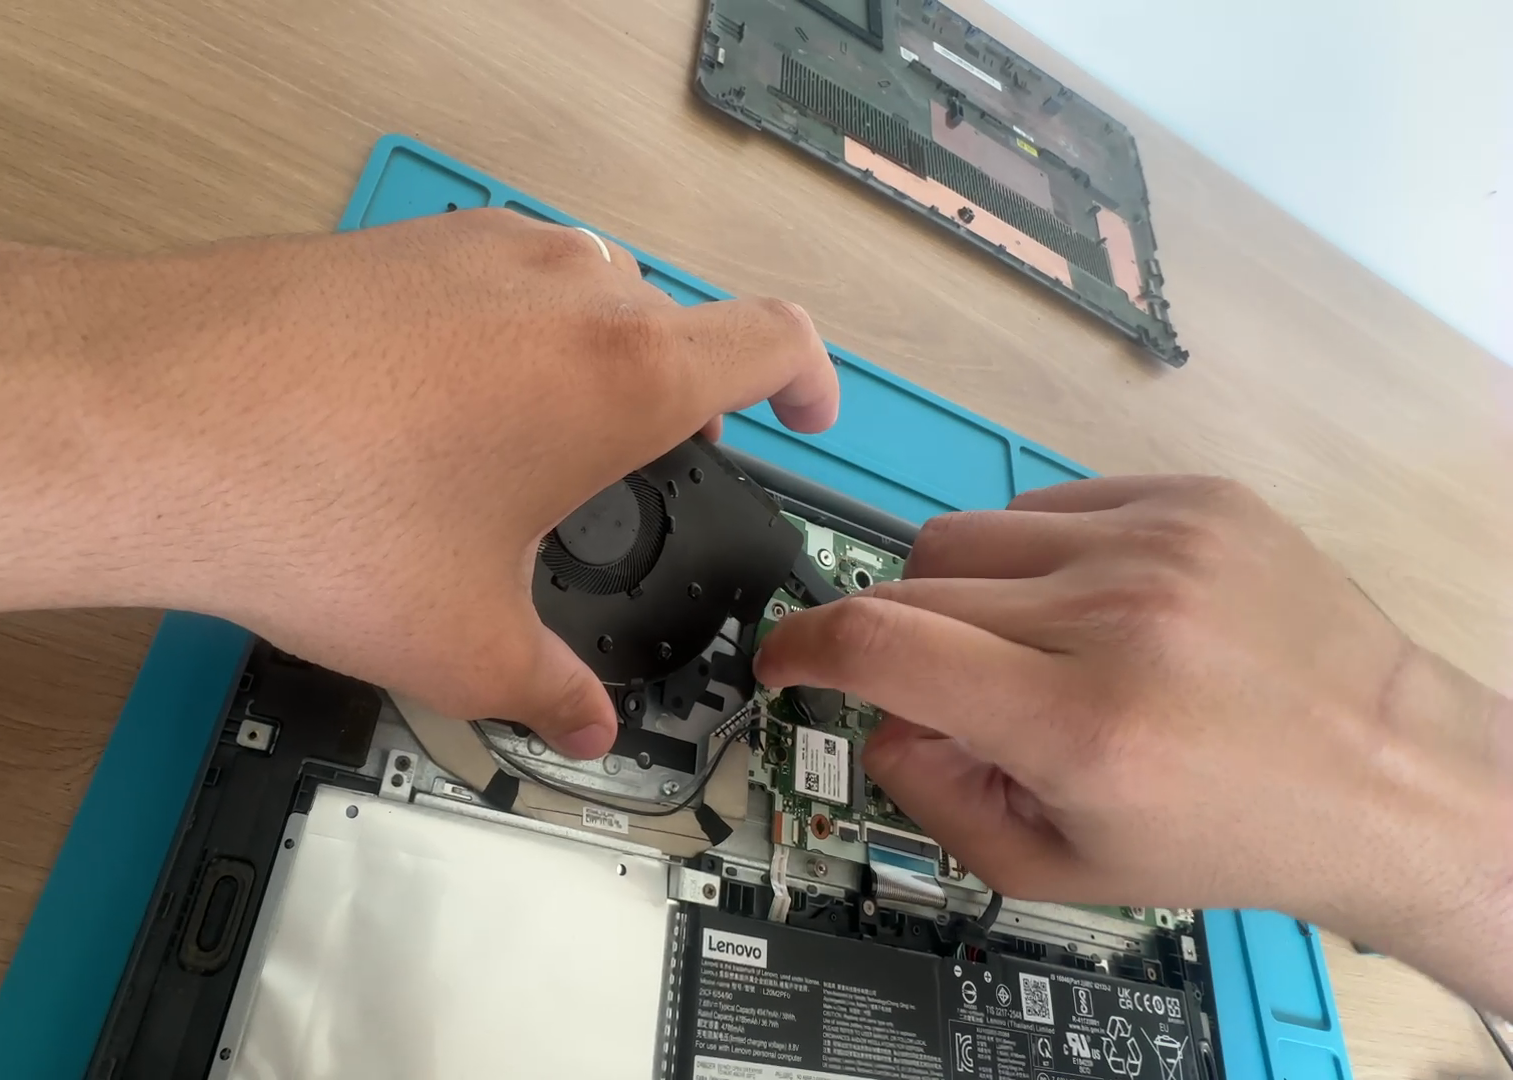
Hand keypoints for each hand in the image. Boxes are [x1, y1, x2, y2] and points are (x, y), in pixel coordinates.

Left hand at [75, 210, 838, 756]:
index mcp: (619, 373)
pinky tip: (435, 408)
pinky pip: (494, 283)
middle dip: (672, 401)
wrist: (148, 419)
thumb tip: (581, 724)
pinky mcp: (402, 244)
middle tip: (627, 473)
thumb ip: (548, 687)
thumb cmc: (323, 518)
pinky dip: (502, 338)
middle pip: (672, 328)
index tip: (801, 416)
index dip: (809, 380)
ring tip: (526, 449)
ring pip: (582, 299)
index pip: (775, 339)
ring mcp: (477, 248)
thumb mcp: (463, 638)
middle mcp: (562, 286)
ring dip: (584, 366)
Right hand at [755, 476, 1512, 1008]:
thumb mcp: (1046, 862)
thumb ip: (922, 792)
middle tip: (944, 687)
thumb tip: (877, 709)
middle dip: (889, 642)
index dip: (801, 645)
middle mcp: (1116, 615)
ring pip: (954, 538)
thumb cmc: (1218, 835)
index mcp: (1081, 724)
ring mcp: (1157, 540)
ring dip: (951, 594)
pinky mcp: (1188, 497)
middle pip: (903, 588)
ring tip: (1019, 640)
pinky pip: (1030, 510)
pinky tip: (1080, 603)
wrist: (1406, 779)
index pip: (877, 646)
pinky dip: (1020, 560)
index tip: (783, 660)